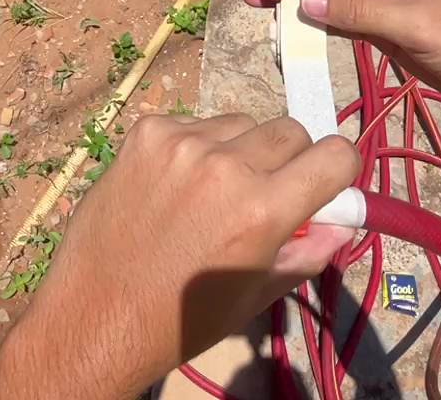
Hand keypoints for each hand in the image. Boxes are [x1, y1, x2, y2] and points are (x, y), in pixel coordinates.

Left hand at [0, 114, 358, 399]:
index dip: (338, 168)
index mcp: (262, 209)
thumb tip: (345, 220)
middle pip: (289, 129)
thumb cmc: (183, 318)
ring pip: (240, 122)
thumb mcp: (256, 294)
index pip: (335, 154)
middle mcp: (226, 164)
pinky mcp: (147, 131)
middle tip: (265, 188)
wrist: (95, 313)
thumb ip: (309, 251)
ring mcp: (182, 141)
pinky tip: (173, 182)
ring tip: (211, 188)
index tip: (327, 179)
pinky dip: (194, 145)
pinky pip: (194, 123)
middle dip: (289, 157)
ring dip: (239, 148)